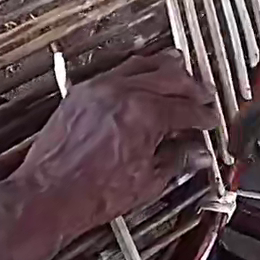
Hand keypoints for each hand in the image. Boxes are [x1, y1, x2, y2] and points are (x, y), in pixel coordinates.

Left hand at [1, 50, 219, 248]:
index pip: (185, 108)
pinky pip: (115, 71)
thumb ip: (176, 161)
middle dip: (191, 86)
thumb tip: (195, 154)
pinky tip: (141, 76)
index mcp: (143, 114)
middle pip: (168, 77)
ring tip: (180, 70)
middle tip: (204, 94)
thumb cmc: (90, 193)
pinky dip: (134, 71)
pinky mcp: (81, 93)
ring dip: (165, 68)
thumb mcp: (146, 182)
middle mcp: (121, 93)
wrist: (48, 194)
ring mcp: (98, 89)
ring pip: (140, 65)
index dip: (203, 116)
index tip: (210, 120)